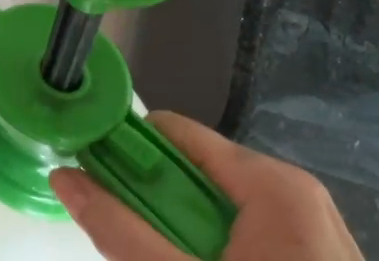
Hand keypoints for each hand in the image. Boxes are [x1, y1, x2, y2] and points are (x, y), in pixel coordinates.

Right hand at [49, 111, 362, 260]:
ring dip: (181, 235)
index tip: (100, 190)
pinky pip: (246, 235)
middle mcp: (295, 195)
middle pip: (190, 171)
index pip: (169, 131)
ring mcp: (312, 231)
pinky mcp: (315, 259)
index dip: (125, 155)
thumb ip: (121, 230)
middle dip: (155, 207)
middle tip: (145, 250)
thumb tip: (63, 177)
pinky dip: (215, 254)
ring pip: (213, 208)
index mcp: (273, 184)